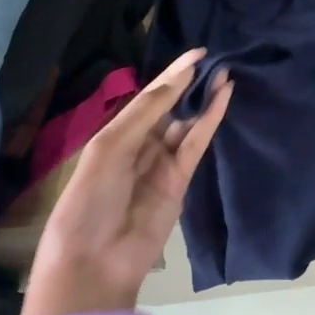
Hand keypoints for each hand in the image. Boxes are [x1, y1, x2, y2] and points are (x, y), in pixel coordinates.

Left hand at [19, 48, 233, 314]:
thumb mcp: (110, 147)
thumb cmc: (89, 198)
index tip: (197, 52)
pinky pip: (197, 143)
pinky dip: (211, 119)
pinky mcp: (180, 180)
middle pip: (171, 107)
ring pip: (187, 123)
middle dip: (191, 84)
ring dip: (204, 98)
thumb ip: (148, 110)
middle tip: (215, 58)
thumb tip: (181, 76)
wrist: (93, 262)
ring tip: (225, 71)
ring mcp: (161, 163)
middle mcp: (140, 145)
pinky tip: (224, 96)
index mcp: (116, 135)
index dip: (172, 74)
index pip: (149, 97)